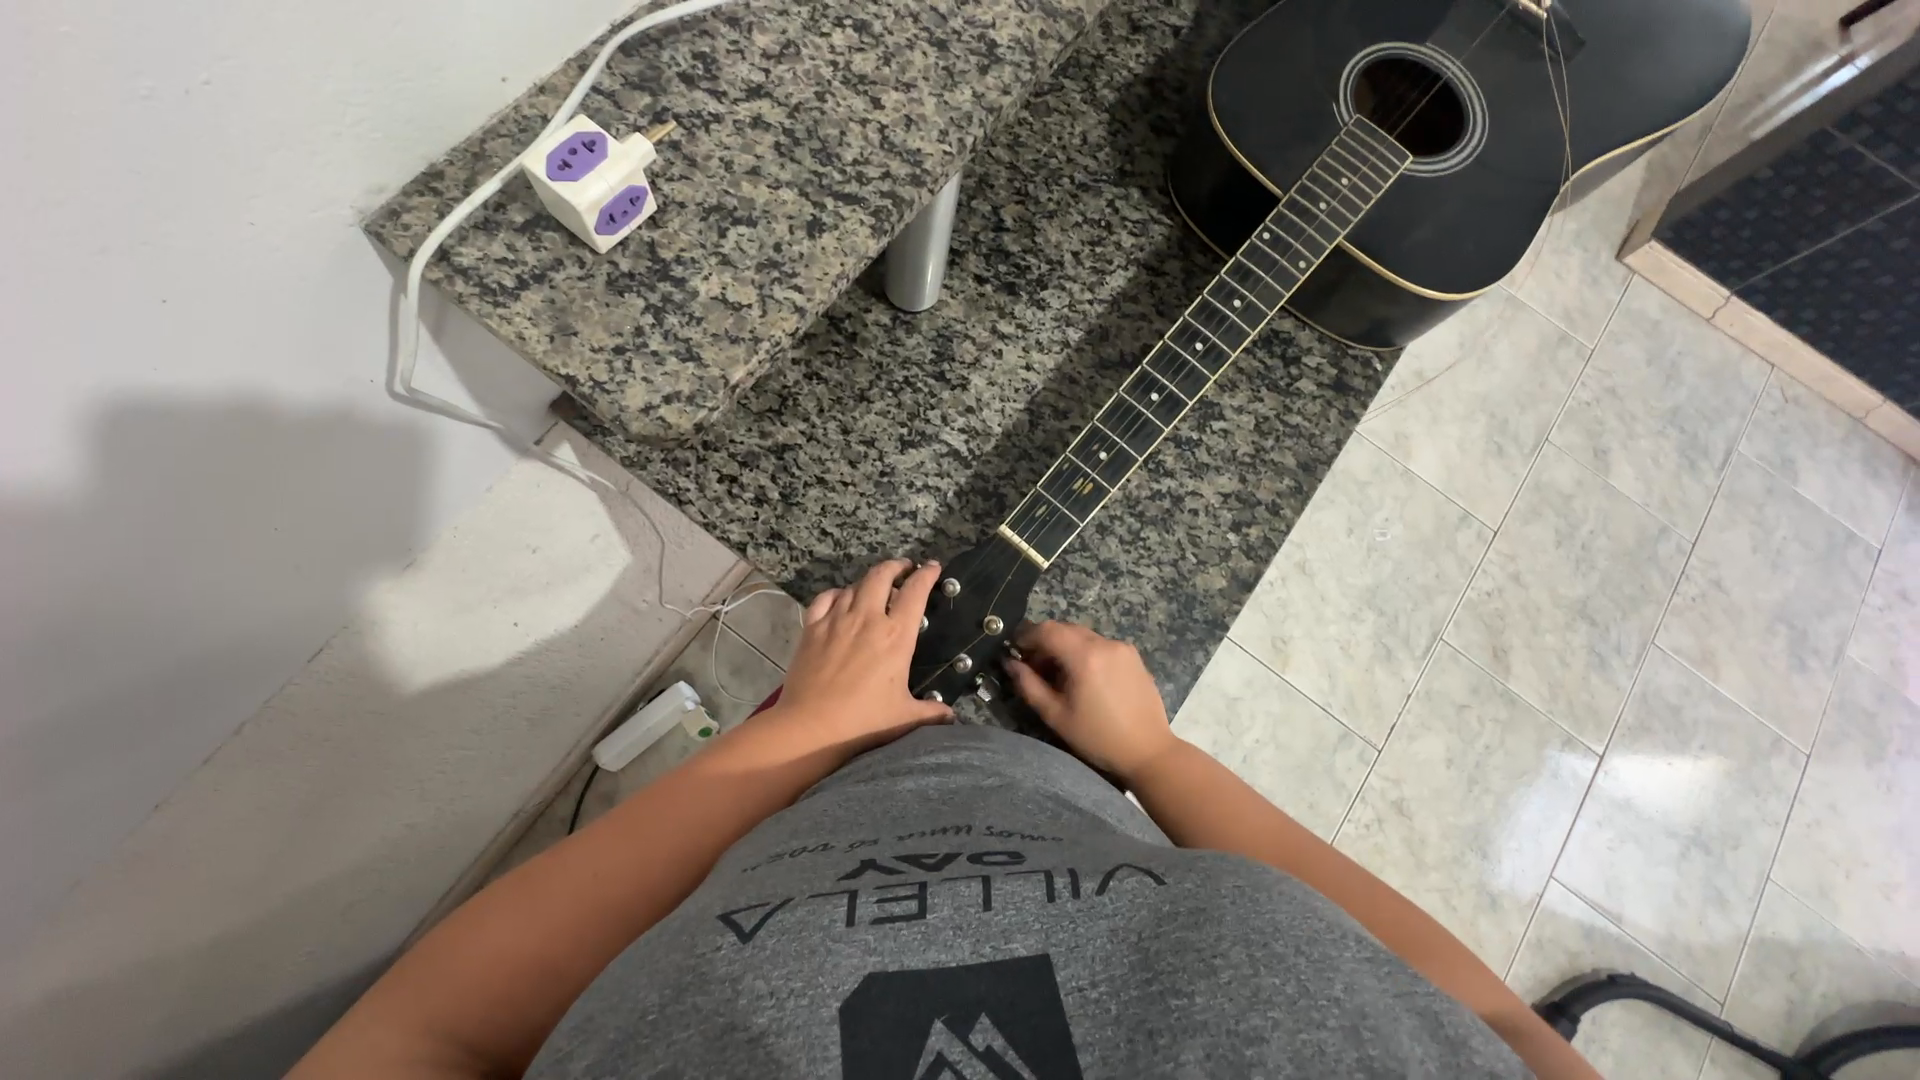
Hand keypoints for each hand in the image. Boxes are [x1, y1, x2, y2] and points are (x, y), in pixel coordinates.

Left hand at [771, 558, 953, 748]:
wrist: (811, 726)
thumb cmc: (864, 721)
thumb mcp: (904, 717)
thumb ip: (931, 713)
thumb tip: (951, 717)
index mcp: (896, 635)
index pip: (915, 592)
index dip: (926, 575)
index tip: (932, 567)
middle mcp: (867, 619)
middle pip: (882, 576)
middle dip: (896, 566)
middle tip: (904, 568)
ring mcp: (836, 620)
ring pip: (855, 585)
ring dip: (869, 580)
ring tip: (876, 586)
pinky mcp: (812, 628)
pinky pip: (826, 598)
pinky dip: (838, 593)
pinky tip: (841, 598)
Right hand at [1004, 620, 1178, 780]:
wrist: (1149, 751)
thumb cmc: (1098, 738)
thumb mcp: (1056, 715)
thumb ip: (1029, 685)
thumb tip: (1010, 663)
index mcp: (1085, 656)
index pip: (1047, 630)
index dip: (1026, 636)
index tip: (1014, 651)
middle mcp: (1105, 643)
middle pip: (1065, 629)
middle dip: (1044, 642)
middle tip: (1033, 667)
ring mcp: (1122, 648)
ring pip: (1083, 636)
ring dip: (1064, 647)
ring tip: (1058, 676)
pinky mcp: (1133, 656)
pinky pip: (1100, 645)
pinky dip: (1084, 652)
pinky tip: (1083, 678)